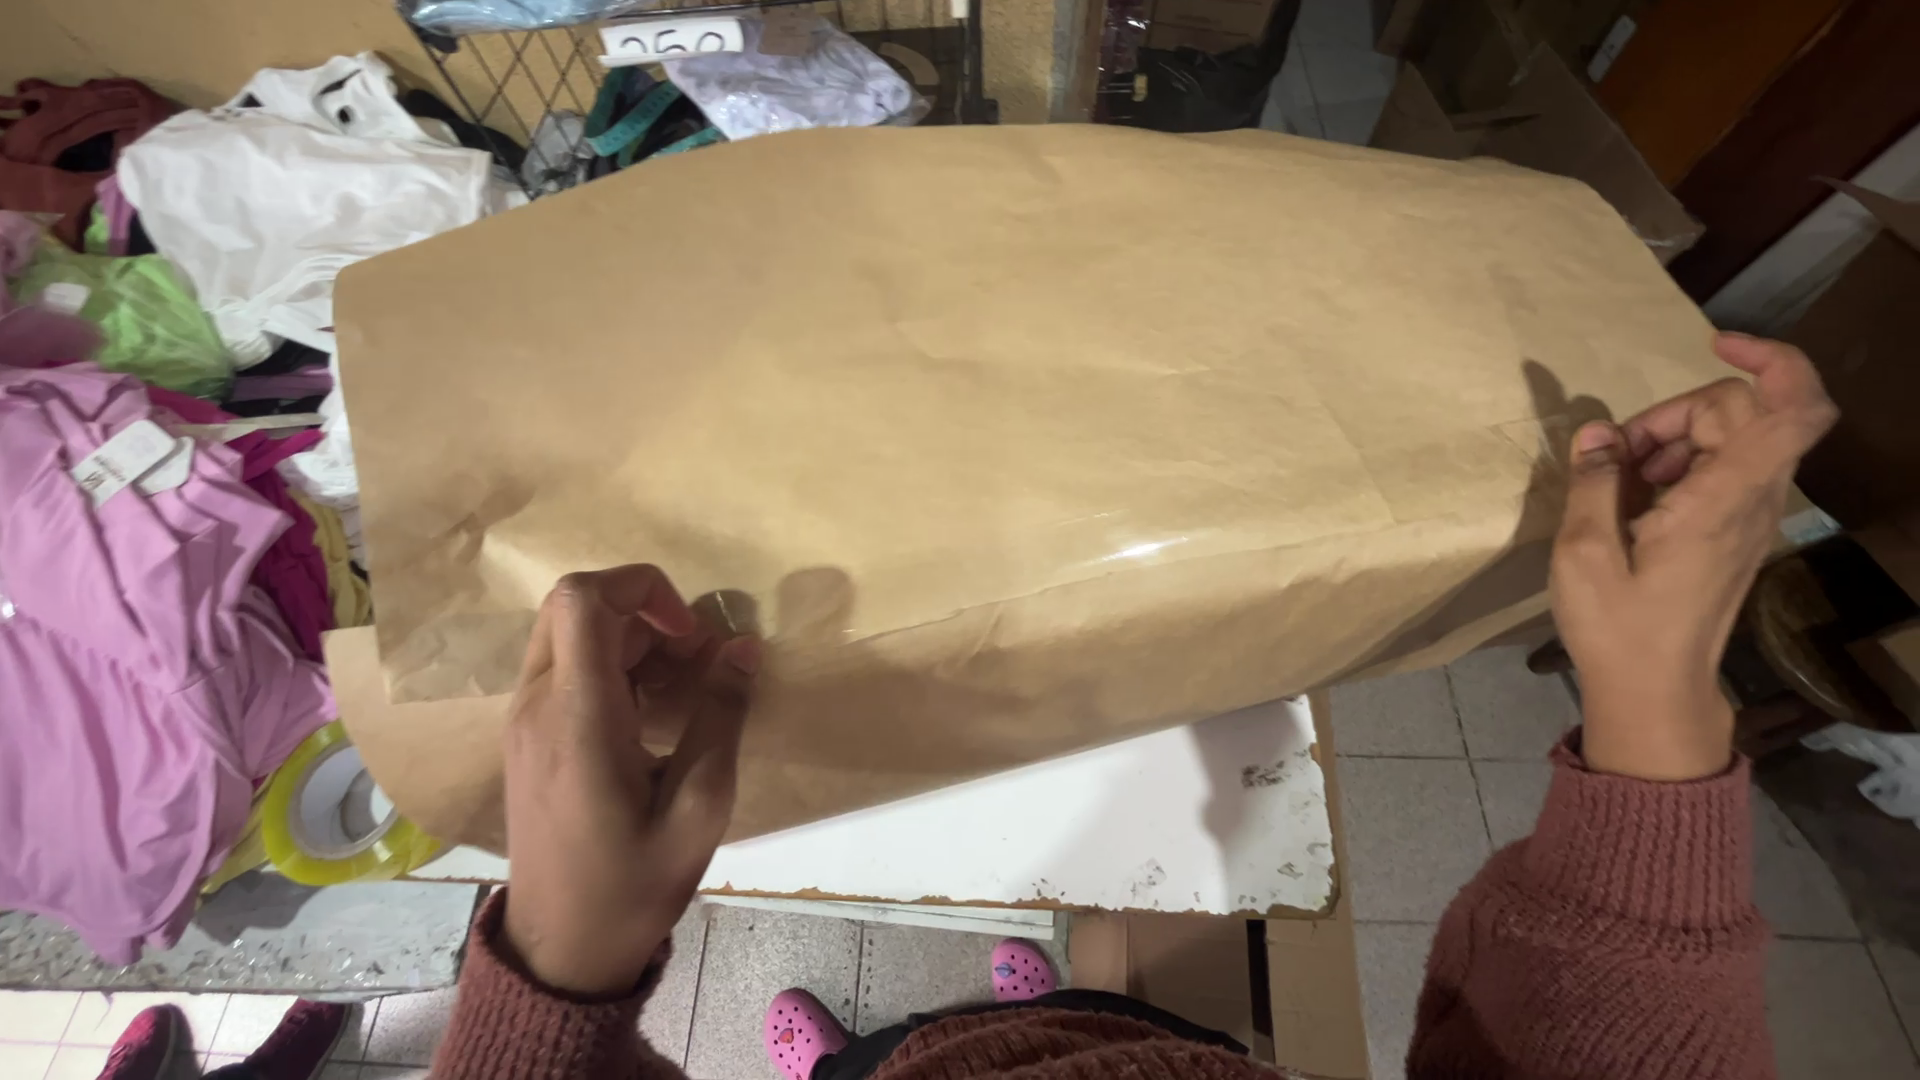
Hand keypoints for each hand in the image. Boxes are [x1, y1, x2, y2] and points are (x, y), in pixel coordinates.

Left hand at [501, 565, 760, 995]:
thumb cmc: (633, 883)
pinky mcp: (529, 736)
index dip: (642, 587)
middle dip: (647, 613)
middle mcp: (538, 704)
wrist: (561, 950)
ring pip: (573, 635)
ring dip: (634, 640)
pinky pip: (568, 669)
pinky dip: (617, 667)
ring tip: (686, 686)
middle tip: (698, 659)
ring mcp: (525, 720)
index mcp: (577, 716)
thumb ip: (721, 716)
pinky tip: (655, 712)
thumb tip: (742, 647)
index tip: (692, 633)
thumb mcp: (700, 805)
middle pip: (577, 607)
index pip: (583, 599)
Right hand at [1550, 333, 1836, 781]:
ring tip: (1611, 481)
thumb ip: (1593, 484)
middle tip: (1610, 454)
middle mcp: (1753, 500)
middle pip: (1744, 414)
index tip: (1713, 344)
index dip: (1772, 359)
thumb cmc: (1616, 622)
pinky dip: (1673, 466)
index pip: (1793, 408)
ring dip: (1668, 441)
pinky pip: (1719, 471)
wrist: (1654, 684)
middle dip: (1673, 413)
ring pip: (1731, 440)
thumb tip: (1596, 432)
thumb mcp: (1583, 551)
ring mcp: (1748, 517)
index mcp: (1723, 500)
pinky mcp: (1733, 531)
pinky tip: (1628, 499)